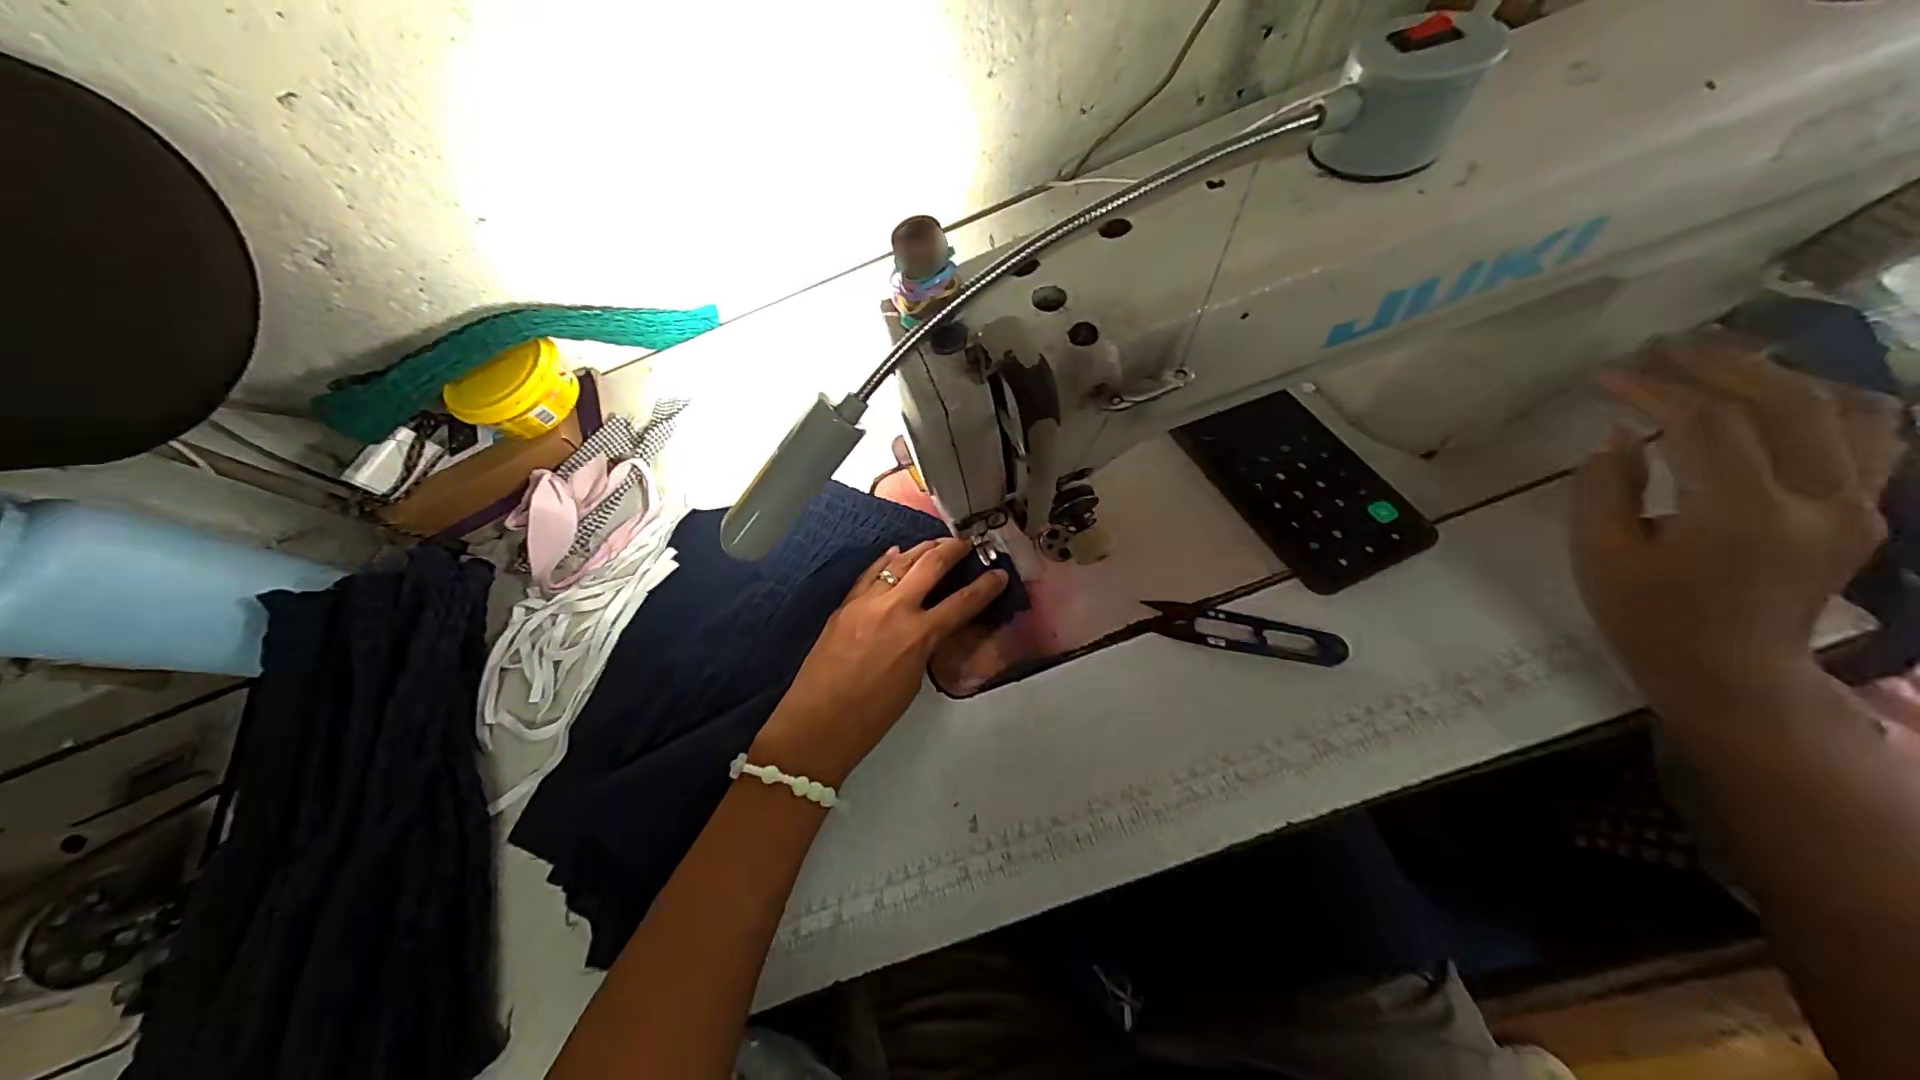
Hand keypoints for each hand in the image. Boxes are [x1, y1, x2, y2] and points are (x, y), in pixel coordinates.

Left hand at [751, 538, 1008, 786]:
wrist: (819, 721)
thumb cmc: (872, 715)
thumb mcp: (914, 678)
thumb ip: (926, 644)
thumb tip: (931, 625)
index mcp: (919, 635)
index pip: (962, 602)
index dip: (986, 586)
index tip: (999, 574)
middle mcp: (895, 609)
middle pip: (931, 565)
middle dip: (953, 549)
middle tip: (966, 543)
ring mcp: (866, 602)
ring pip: (899, 561)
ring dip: (921, 549)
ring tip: (936, 542)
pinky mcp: (845, 604)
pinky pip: (870, 573)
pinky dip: (886, 561)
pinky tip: (896, 552)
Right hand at [1572, 337, 1903, 700]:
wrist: (1728, 672)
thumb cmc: (1647, 617)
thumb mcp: (1599, 556)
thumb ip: (1605, 488)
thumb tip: (1622, 431)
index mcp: (1742, 517)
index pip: (1706, 425)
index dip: (1656, 390)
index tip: (1610, 377)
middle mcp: (1819, 502)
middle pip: (1785, 403)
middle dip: (1720, 365)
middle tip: (1665, 348)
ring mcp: (1857, 505)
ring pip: (1844, 409)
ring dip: (1781, 375)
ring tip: (1726, 362)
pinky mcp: (1864, 510)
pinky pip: (1869, 435)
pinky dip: (1827, 402)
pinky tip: (1784, 395)